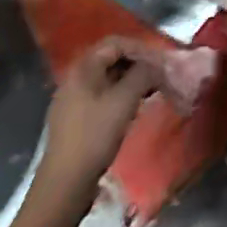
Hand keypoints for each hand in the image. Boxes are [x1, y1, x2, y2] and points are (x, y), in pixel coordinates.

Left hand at [37, 38, 159, 201]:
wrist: (65, 182)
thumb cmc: (95, 136)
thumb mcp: (124, 101)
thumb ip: (143, 75)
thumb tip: (155, 65)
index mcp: (83, 68)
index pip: (115, 43)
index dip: (140, 48)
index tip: (161, 61)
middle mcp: (74, 78)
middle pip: (110, 59)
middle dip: (137, 64)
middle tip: (159, 77)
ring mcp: (72, 99)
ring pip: (107, 80)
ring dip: (130, 81)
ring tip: (151, 93)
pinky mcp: (75, 119)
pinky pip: (101, 97)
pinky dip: (120, 97)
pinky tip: (132, 110)